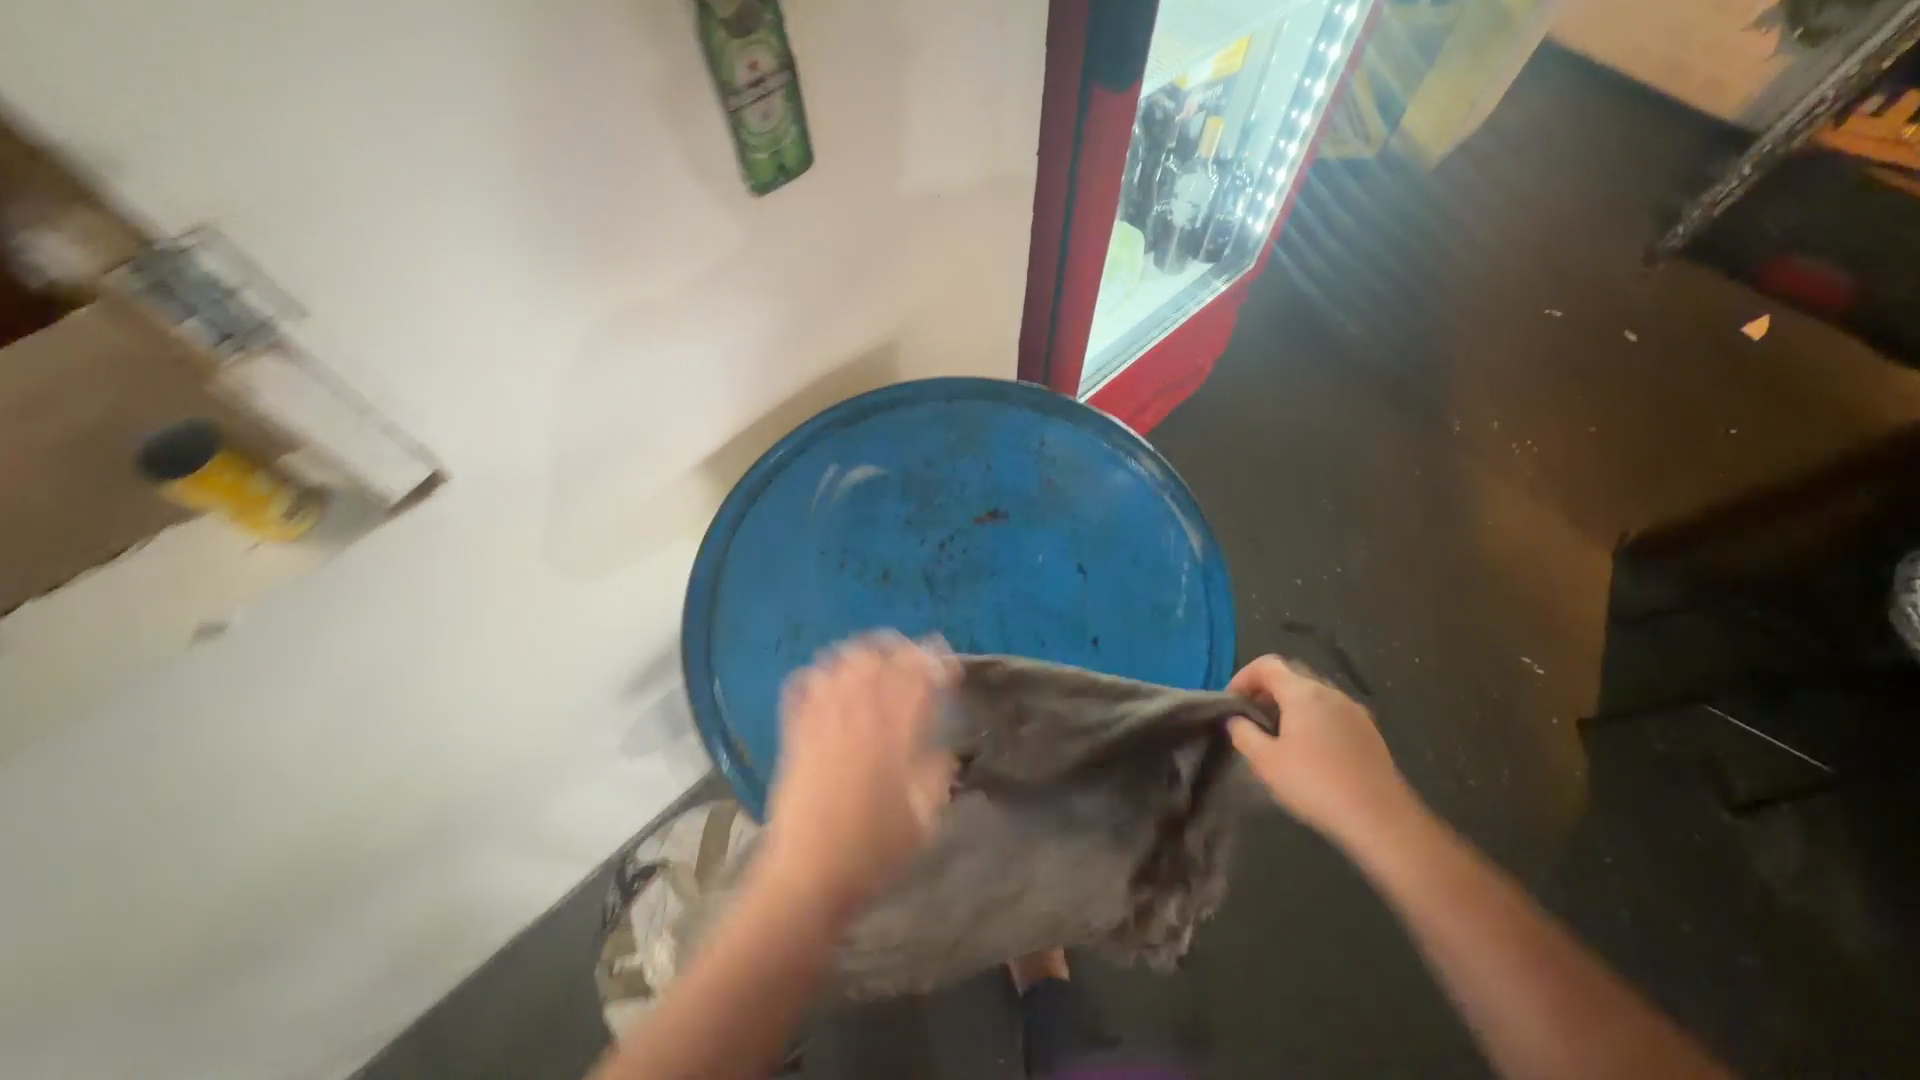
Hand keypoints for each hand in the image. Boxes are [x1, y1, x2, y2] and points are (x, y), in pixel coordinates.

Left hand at [757, 632, 956, 917]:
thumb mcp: (924, 820)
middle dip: (898, 650)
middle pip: (877, 661)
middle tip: (912, 656)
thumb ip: (936, 777)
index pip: (918, 679)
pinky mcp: (794, 736)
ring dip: (860, 655)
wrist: (810, 875)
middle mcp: (858, 720)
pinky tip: (827, 679)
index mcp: (895, 737)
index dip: (935, 662)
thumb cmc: (874, 853)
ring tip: (873, 660)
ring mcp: (821, 724)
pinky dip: (817, 675)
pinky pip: (802, 689)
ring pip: (839, 667)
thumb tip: (944, 752)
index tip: (946, 665)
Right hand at [1226, 655, 1424, 848]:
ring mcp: (1354, 710)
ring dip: (1290, 704)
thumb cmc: (1314, 784)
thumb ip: (1243, 733)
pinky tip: (1309, 748)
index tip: (1231, 702)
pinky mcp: (1369, 731)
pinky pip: (1332, 711)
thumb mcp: (1265, 762)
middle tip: (1250, 716)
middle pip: (1292, 675)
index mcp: (1304, 693)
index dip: (1243, 677)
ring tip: (1277, 733)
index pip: (1267, 665)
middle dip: (1266, 690)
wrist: (1379, 817)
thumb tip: (1236, 719)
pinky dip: (1313, 717)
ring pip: (1314, 693)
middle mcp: (1331, 692)